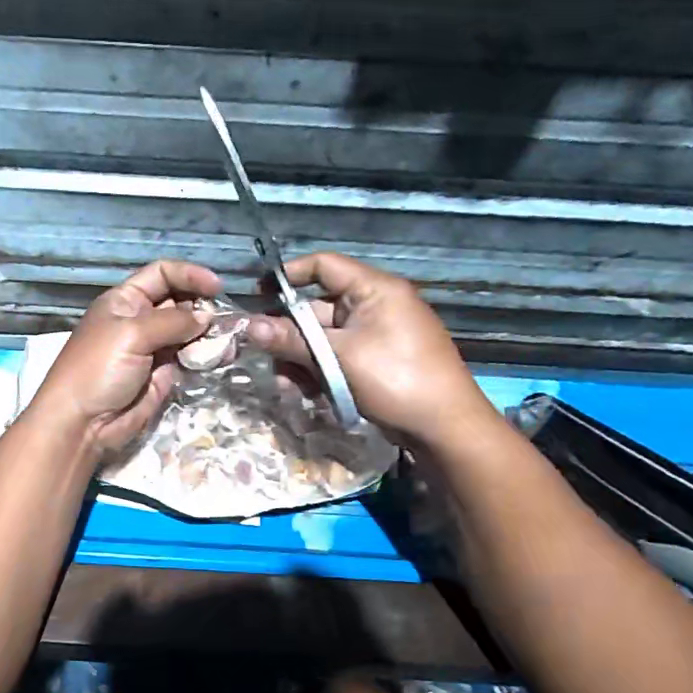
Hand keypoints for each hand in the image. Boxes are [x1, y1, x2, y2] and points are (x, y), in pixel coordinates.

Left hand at [25, 260, 222, 458]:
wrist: (82, 423)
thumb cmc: (97, 369)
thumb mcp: (131, 334)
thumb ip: (172, 322)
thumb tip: (207, 317)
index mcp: (124, 301)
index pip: (162, 274)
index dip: (189, 275)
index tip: (217, 287)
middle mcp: (139, 320)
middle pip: (180, 303)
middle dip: (205, 307)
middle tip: (229, 321)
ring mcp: (151, 348)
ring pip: (189, 333)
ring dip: (210, 334)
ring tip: (231, 341)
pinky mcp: (162, 375)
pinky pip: (189, 359)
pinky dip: (206, 357)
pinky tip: (222, 358)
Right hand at [245, 252, 499, 449]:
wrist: (444, 427)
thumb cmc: (395, 379)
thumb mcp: (338, 357)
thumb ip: (291, 340)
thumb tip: (249, 326)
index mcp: (375, 290)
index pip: (324, 265)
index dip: (289, 274)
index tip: (258, 294)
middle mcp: (374, 306)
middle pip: (315, 308)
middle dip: (288, 334)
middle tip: (266, 356)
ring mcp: (373, 335)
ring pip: (320, 338)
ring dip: (298, 359)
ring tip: (288, 385)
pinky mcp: (372, 360)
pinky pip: (333, 357)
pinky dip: (316, 372)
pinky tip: (306, 392)